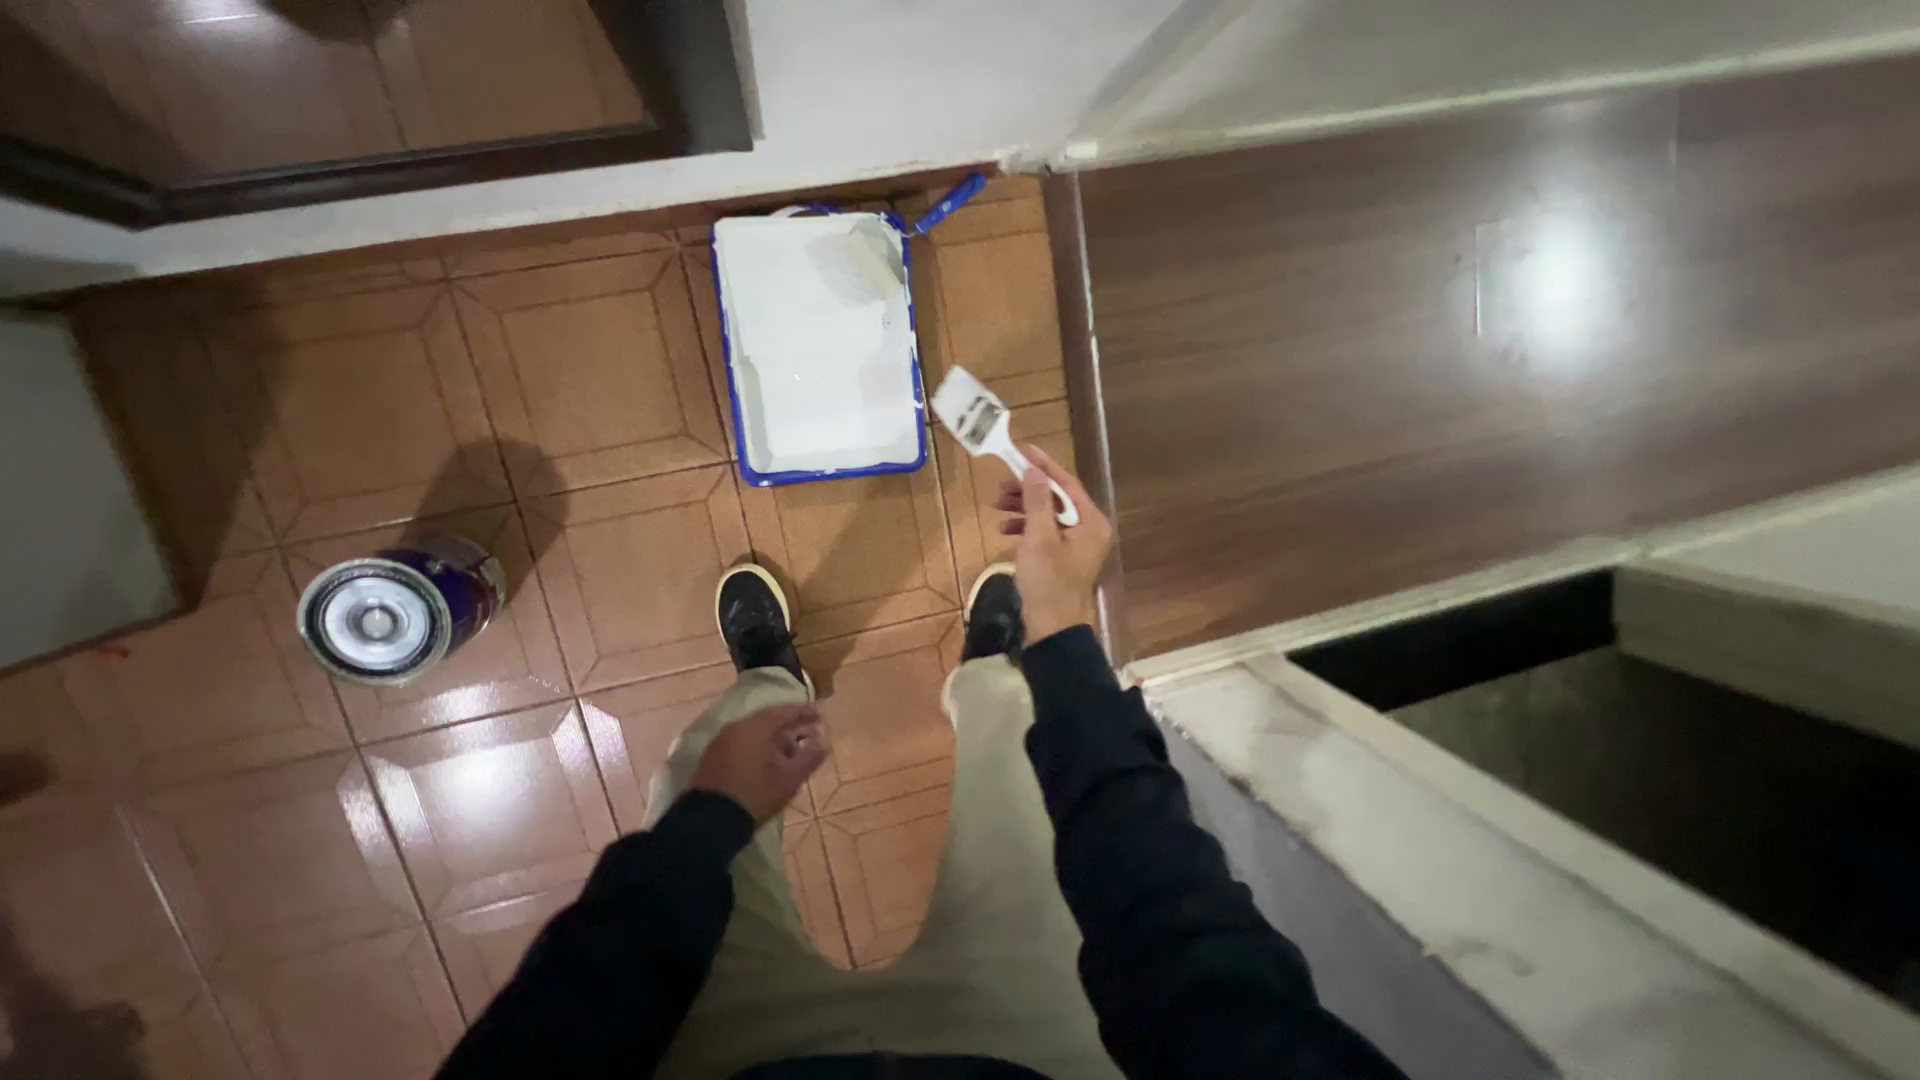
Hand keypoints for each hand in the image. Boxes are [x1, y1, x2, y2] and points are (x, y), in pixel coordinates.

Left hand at [690, 704, 827, 824]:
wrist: (709, 822)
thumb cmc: (756, 794)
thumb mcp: (789, 778)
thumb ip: (809, 757)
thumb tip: (824, 742)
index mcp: (756, 727)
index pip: (785, 712)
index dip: (805, 712)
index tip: (820, 714)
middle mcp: (737, 727)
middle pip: (768, 720)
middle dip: (790, 727)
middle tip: (809, 736)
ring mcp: (721, 741)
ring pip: (754, 732)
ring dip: (774, 739)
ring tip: (791, 754)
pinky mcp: (712, 757)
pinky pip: (741, 743)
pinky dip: (758, 747)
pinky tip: (768, 763)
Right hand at [994, 445, 1112, 642]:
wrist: (1052, 629)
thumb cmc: (1047, 583)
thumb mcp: (1039, 538)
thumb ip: (1037, 501)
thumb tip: (1033, 470)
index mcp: (1092, 522)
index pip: (1067, 484)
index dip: (1043, 466)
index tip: (1022, 450)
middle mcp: (1089, 529)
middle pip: (1057, 497)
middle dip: (1028, 490)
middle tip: (1000, 486)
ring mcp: (1077, 544)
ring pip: (1048, 514)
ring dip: (1023, 507)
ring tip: (997, 506)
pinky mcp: (1064, 557)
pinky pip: (1045, 532)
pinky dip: (1026, 527)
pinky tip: (1005, 530)